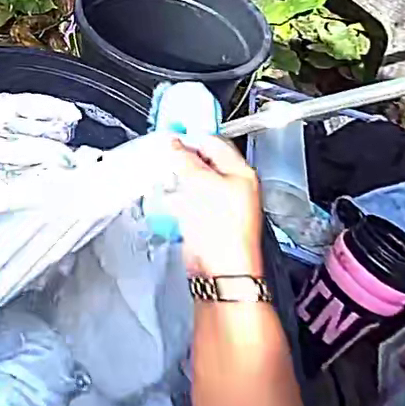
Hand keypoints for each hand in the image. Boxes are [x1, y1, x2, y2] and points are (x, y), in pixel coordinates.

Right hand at [164, 135, 263, 278]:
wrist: (220, 271)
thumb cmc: (223, 231)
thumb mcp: (203, 184)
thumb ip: (187, 161)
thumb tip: (175, 145)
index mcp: (241, 173)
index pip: (214, 142)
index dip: (192, 137)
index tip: (172, 135)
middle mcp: (232, 186)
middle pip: (203, 160)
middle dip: (182, 157)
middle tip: (165, 153)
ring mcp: (218, 202)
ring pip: (192, 178)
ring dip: (177, 175)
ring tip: (163, 173)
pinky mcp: (204, 217)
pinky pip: (187, 197)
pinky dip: (175, 194)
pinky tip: (167, 195)